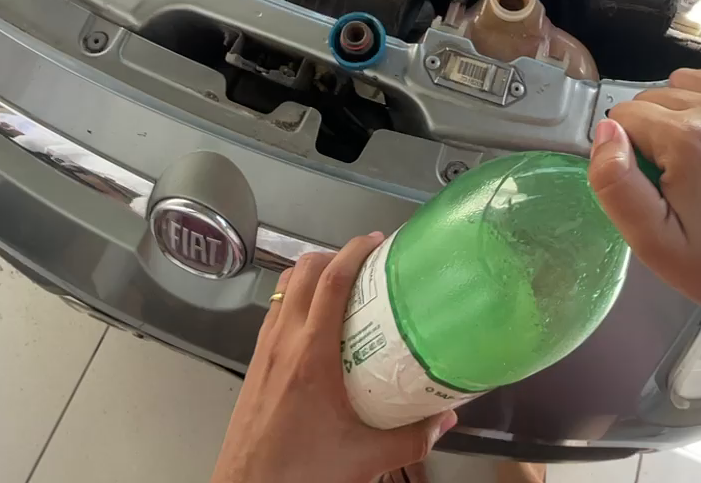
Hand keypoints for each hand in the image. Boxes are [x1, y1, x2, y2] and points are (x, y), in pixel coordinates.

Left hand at [211, 233, 457, 482]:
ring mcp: (265, 347)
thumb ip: (410, 438)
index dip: (353, 252)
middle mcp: (284, 341)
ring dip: (313, 271)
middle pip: (306, 271)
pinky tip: (316, 317)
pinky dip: (296, 295)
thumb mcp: (363, 458)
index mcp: (311, 354)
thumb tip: (445, 419)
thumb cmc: (299, 473)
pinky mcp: (255, 360)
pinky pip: (276, 308)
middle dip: (335, 254)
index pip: (331, 282)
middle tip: (364, 260)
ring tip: (341, 280)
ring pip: (286, 285)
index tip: (375, 241)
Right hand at [587, 59, 700, 380]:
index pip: (622, 116)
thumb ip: (614, 182)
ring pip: (683, 82)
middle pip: (651, 97)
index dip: (626, 152)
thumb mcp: (649, 241)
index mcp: (686, 139)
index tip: (649, 185)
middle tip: (671, 180)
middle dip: (649, 132)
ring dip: (677, 111)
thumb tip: (606, 130)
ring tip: (693, 156)